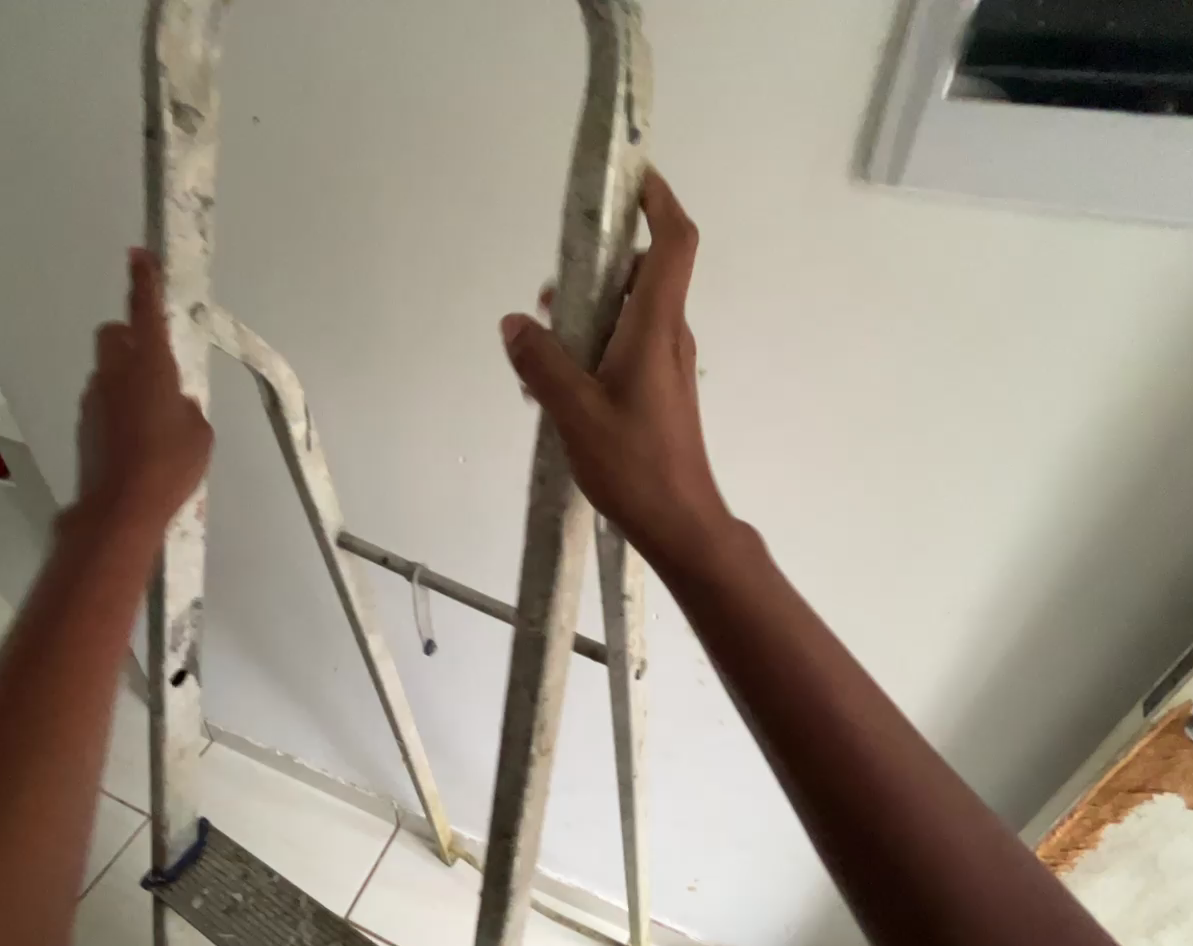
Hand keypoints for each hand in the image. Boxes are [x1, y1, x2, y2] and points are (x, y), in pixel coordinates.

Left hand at [74, 248, 213, 527]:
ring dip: (129, 381)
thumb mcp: (200, 433)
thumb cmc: (171, 465)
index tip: (140, 254)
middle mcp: (116, 373)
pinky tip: (139, 441)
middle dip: (131, 337)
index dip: (145, 281)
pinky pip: (106, 401)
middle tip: (156, 363)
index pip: (146, 312)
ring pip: (110, 371)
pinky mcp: (86, 423)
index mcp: (151, 367)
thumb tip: (174, 402)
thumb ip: (187, 407)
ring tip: (155, 419)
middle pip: (115, 335)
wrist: (122, 506)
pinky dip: (121, 409)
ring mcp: (96, 398)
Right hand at [500, 170, 732, 569]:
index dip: (658, 201)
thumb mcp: (574, 412)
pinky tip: (555, 385)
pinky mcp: (656, 392)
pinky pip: (623, 349)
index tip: (630, 178)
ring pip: (628, 315)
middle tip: (551, 289)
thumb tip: (513, 324)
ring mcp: (664, 366)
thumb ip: (541, 363)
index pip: (672, 243)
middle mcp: (666, 337)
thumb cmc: (633, 465)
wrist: (679, 521)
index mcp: (654, 328)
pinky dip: (592, 349)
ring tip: (540, 343)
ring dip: (587, 314)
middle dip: (597, 266)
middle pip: (642, 275)